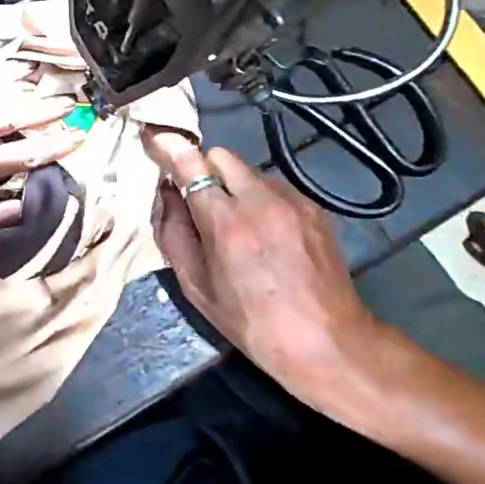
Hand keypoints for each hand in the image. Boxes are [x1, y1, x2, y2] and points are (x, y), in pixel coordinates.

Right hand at [143, 130, 394, 403]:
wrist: (328, 342)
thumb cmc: (252, 323)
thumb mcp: (197, 287)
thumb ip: (174, 233)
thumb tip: (165, 194)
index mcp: (226, 224)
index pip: (191, 163)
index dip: (170, 149)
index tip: (156, 141)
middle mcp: (260, 201)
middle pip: (220, 155)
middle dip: (203, 169)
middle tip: (201, 201)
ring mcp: (292, 200)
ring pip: (248, 169)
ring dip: (233, 185)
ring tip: (238, 223)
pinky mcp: (313, 207)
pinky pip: (274, 186)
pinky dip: (260, 198)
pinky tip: (267, 232)